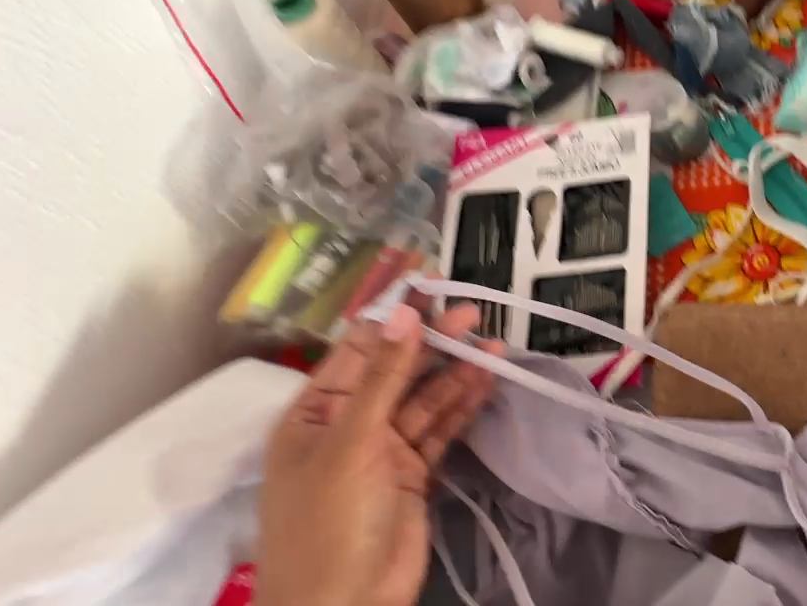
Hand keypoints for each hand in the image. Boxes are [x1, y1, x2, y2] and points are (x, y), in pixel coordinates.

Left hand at [255, 303, 501, 605]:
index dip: (393, 315)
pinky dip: (463, 402)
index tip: (431, 283)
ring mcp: (382, 448)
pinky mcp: (413, 470)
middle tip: (474, 312)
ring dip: (456, 371)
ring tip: (493, 345)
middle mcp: (347, 425)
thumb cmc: (328, 523)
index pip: (357, 350)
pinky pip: (441, 425)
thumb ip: (383, 376)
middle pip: (396, 370)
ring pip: (424, 396)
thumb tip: (403, 312)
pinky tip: (488, 379)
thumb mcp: (351, 444)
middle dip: (433, 341)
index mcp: (313, 415)